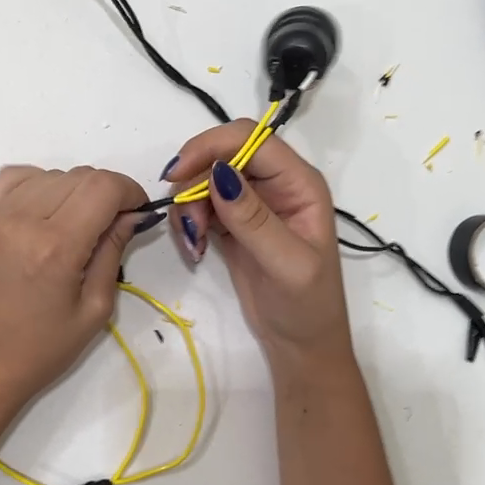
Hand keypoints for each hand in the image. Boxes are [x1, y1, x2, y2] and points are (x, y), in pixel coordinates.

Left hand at [0, 166, 150, 419]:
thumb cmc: (41, 350)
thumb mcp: (94, 309)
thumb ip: (112, 252)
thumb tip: (129, 214)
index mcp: (55, 247)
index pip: (103, 187)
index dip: (129, 191)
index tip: (135, 210)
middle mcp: (20, 221)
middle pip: (78, 176)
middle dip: (104, 192)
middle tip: (108, 223)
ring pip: (47, 174)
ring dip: (70, 189)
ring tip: (72, 221)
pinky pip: (11, 177)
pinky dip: (35, 183)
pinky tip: (42, 208)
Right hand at [163, 123, 351, 361]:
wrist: (300, 344)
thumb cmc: (307, 306)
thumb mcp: (287, 264)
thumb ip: (253, 218)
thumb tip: (218, 174)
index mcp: (299, 183)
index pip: (250, 139)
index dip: (211, 147)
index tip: (177, 175)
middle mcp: (276, 184)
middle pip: (222, 153)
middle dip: (194, 179)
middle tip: (187, 223)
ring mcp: (252, 202)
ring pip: (205, 178)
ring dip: (188, 205)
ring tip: (194, 243)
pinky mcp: (233, 221)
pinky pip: (200, 202)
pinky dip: (188, 220)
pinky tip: (195, 248)